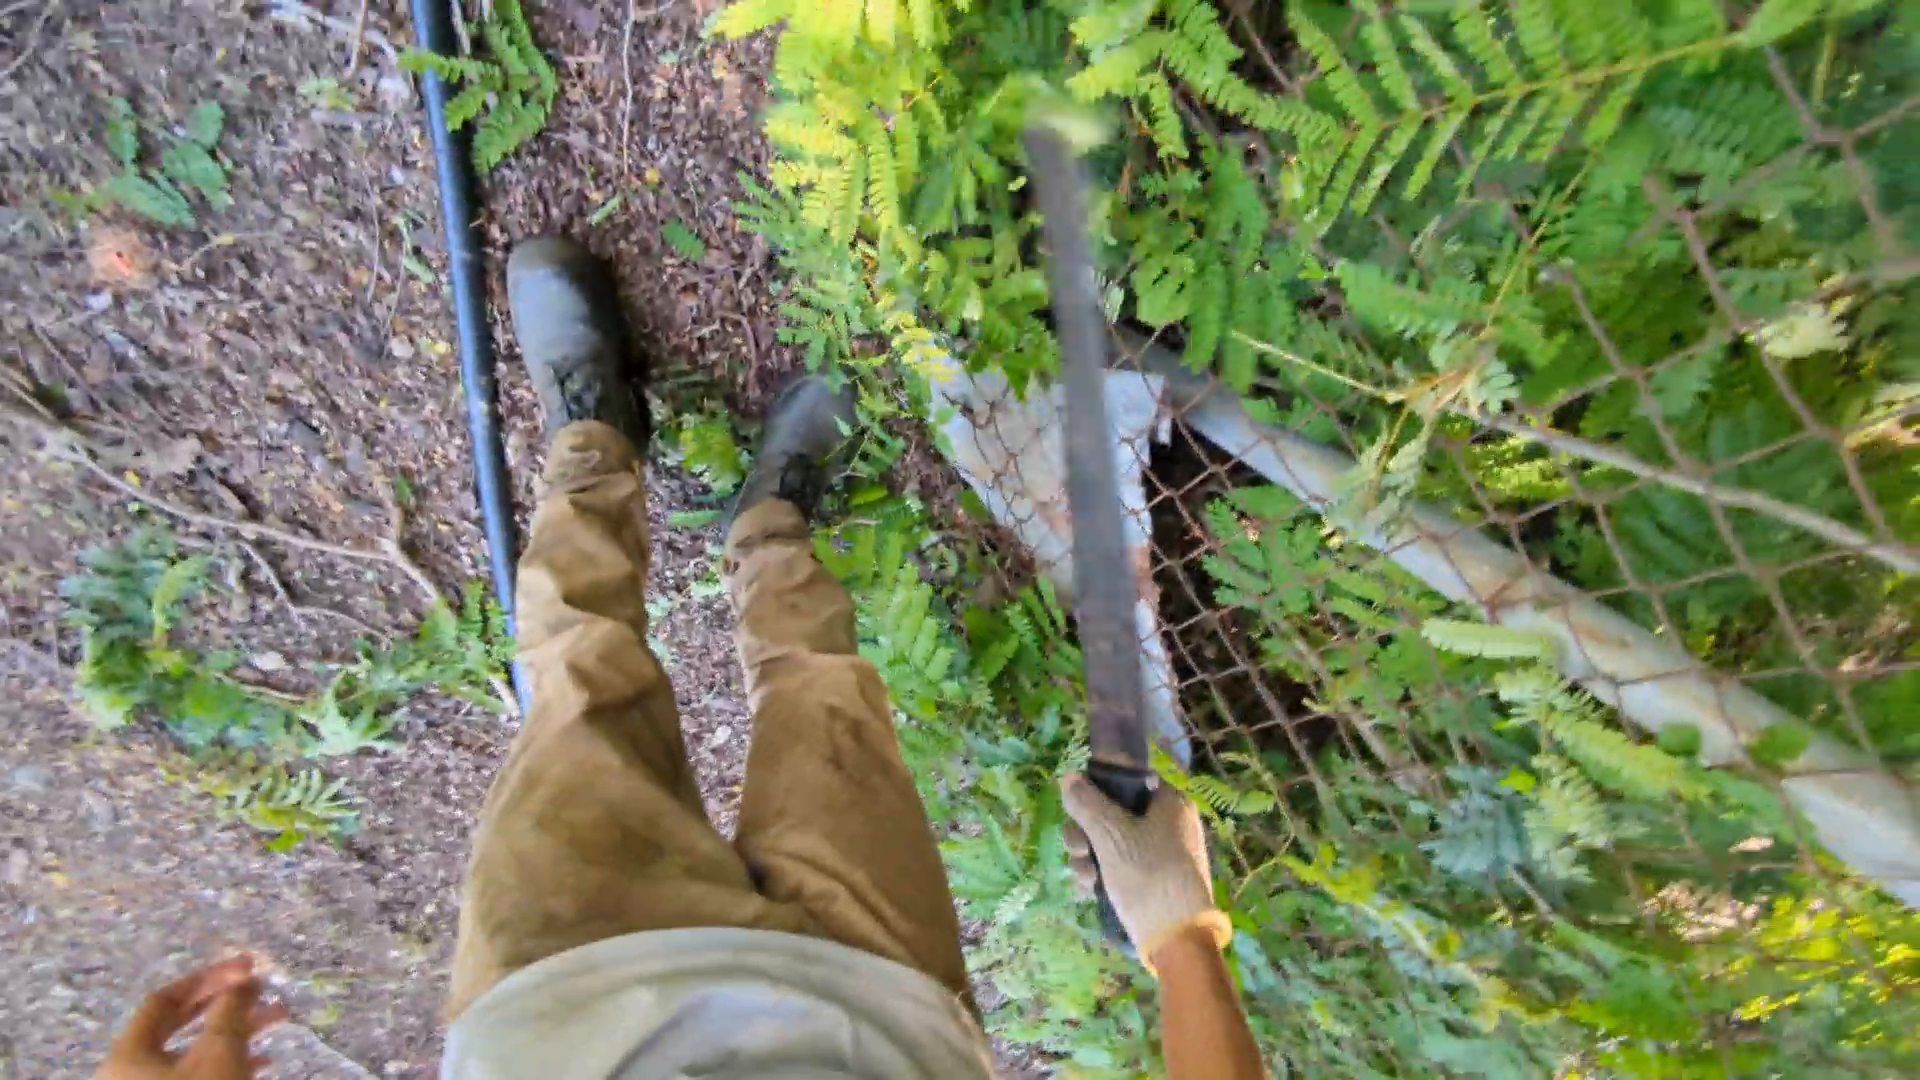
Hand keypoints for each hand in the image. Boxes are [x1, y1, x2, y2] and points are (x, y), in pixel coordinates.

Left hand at [96, 956, 289, 1079]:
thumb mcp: (220, 1049)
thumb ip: (232, 1008)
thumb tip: (245, 979)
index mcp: (127, 1055)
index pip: (163, 1000)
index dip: (208, 976)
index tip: (250, 965)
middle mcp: (127, 1072)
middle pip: (176, 1023)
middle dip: (226, 1001)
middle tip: (262, 986)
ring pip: (192, 1048)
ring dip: (238, 1027)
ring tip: (278, 1017)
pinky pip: (194, 1073)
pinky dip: (228, 1057)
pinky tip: (263, 1060)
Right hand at [1059, 774, 1230, 967]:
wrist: (1179, 944)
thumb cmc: (1148, 876)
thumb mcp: (1111, 835)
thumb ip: (1087, 803)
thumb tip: (1069, 777)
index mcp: (1170, 803)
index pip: (1127, 778)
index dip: (1096, 787)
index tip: (1075, 805)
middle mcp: (1169, 824)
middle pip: (1114, 811)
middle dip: (1086, 830)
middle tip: (1075, 848)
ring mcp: (1163, 854)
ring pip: (1113, 840)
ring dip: (1088, 855)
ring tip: (1082, 876)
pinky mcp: (1155, 882)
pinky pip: (1121, 865)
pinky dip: (1102, 873)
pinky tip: (1086, 889)